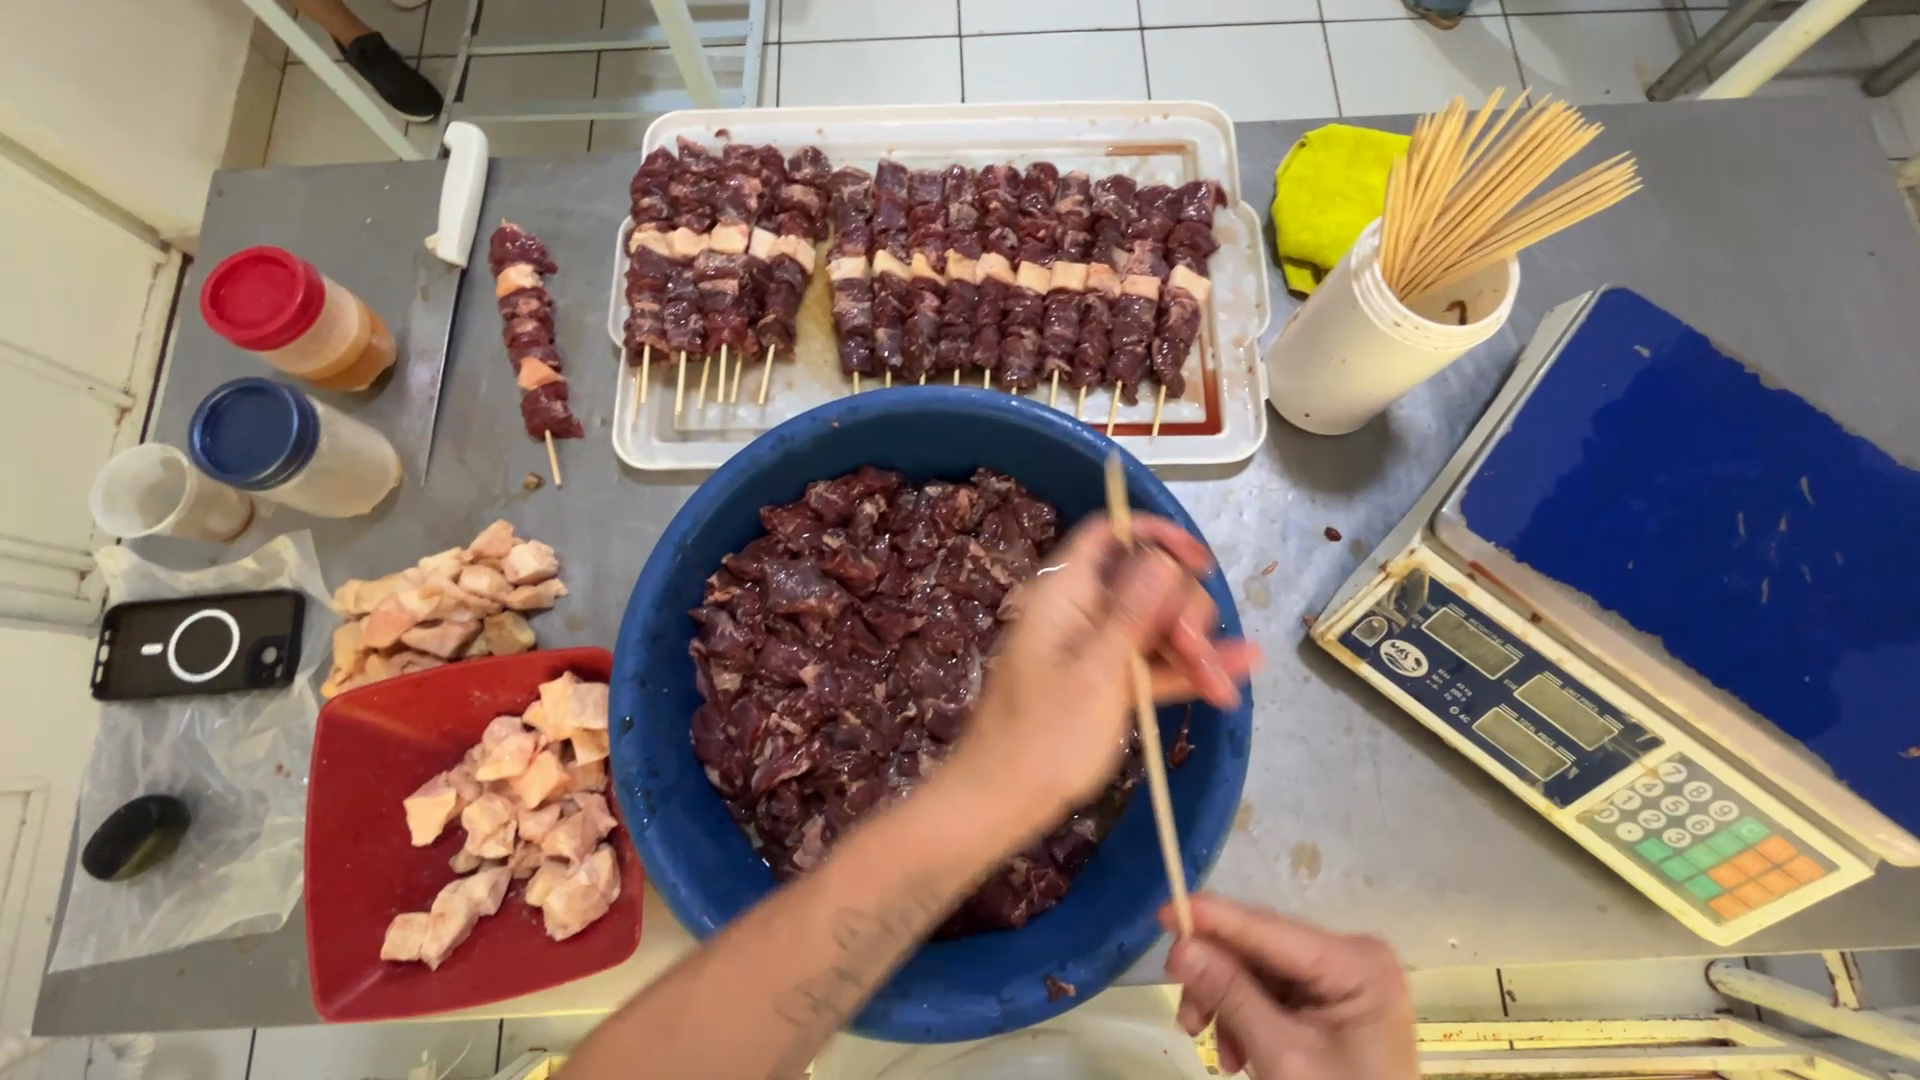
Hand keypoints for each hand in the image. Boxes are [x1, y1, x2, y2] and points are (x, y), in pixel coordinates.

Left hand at [944, 513, 1259, 825]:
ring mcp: (1096, 648)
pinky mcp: (1108, 682)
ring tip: (1222, 686)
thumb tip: (1163, 558)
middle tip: (1194, 649)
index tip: (1198, 560)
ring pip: (1156, 624)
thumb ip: (1132, 614)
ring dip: (1192, 648)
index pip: (1107, 535)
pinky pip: (1152, 663)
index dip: (1154, 536)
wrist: (1003, 801)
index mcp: (1064, 593)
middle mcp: (1081, 611)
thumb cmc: (1042, 736)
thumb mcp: (1095, 672)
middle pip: (1146, 581)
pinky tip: (1233, 677)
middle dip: (1182, 609)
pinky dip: (1184, 670)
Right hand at [1162, 894, 1416, 1079]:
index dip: (1211, 917)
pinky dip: (1242, 1014)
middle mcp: (1350, 953)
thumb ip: (1230, 995)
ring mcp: (1340, 974)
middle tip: (1184, 1013)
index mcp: (1355, 962)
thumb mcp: (1282, 1056)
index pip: (1266, 927)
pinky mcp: (1329, 996)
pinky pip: (1268, 988)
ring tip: (1204, 1040)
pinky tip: (1235, 1052)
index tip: (1163, 911)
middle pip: (1256, 947)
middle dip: (1215, 978)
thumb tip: (1180, 948)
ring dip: (1223, 1001)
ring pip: (1254, 968)